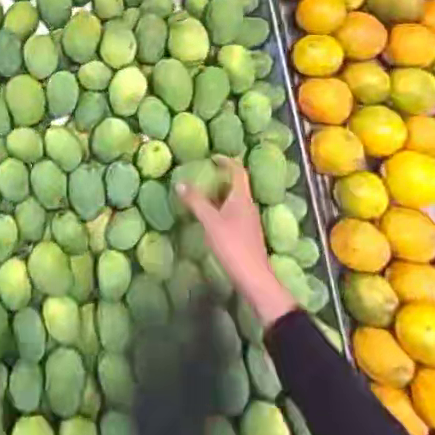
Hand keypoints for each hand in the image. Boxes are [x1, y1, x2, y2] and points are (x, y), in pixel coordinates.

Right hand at [179, 154, 296, 327]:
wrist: (254, 278)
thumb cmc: (233, 245)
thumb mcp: (210, 222)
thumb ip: (196, 202)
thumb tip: (180, 184)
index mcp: (242, 198)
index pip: (238, 171)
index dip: (227, 161)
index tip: (213, 157)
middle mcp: (248, 206)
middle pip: (237, 184)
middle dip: (221, 177)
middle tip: (202, 174)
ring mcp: (249, 221)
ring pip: (234, 199)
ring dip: (220, 193)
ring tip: (201, 193)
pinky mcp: (246, 233)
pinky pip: (233, 212)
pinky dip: (221, 207)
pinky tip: (209, 216)